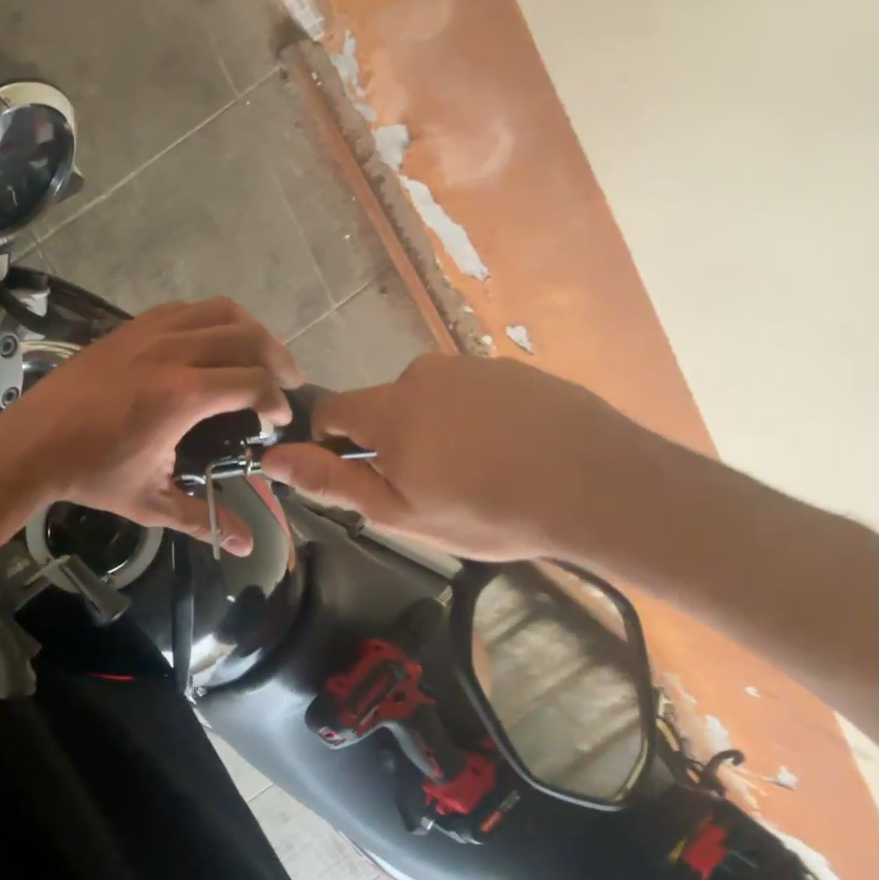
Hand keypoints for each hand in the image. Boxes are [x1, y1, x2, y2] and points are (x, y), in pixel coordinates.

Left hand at [0, 298, 302, 555]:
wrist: (30, 445)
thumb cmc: (90, 475)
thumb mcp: (149, 501)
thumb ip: (202, 519)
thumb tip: (245, 546)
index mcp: (180, 395)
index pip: (253, 382)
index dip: (276, 401)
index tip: (277, 421)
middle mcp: (170, 353)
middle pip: (246, 337)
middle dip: (277, 359)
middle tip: (286, 384)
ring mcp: (145, 334)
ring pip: (217, 311)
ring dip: (248, 330)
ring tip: (258, 355)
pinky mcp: (125, 329)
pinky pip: (181, 309)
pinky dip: (208, 319)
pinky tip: (210, 342)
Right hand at [259, 354, 666, 560]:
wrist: (606, 488)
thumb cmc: (486, 509)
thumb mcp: (396, 510)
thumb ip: (330, 480)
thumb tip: (271, 458)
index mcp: (388, 407)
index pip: (331, 410)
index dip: (331, 444)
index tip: (361, 478)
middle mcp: (426, 373)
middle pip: (383, 405)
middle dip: (390, 440)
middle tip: (426, 487)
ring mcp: (478, 368)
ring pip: (430, 400)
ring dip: (435, 430)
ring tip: (475, 474)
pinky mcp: (521, 373)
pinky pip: (474, 396)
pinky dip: (477, 422)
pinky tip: (509, 456)